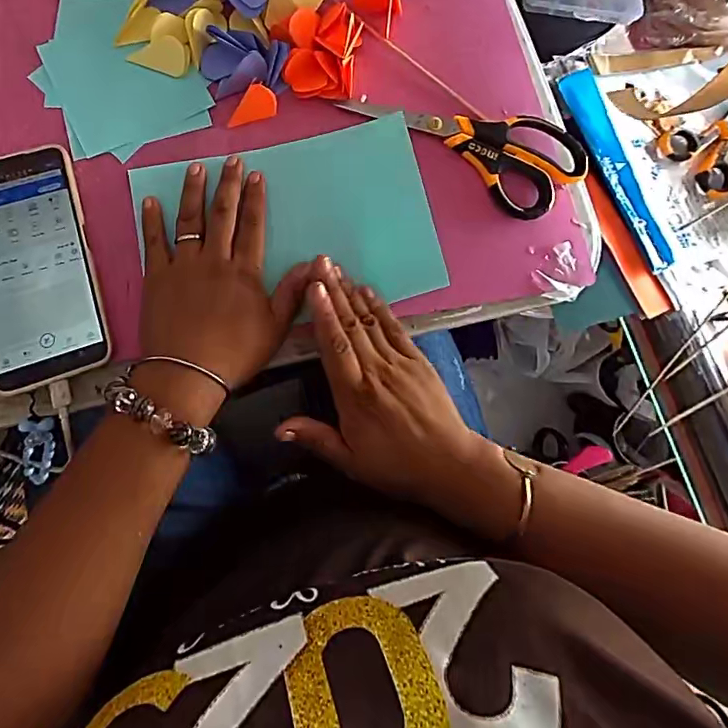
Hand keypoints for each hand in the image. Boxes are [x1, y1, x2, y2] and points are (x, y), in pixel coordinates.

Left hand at [139, 158, 312, 416]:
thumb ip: (293, 292)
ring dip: (193, 192)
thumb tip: (317, 263)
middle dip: (228, 185)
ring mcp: (183, 266)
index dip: (255, 199)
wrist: (186, 374)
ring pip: (189, 221)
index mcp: (244, 272)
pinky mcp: (156, 277)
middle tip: (231, 161)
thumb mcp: (275, 327)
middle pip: (222, 215)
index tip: (255, 176)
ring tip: (195, 169)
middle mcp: (214, 261)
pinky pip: (154, 242)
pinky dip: (152, 221)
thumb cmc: (235, 354)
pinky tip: (150, 201)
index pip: (252, 226)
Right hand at [275, 262, 516, 535]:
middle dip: (334, 291)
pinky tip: (369, 292)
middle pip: (350, 325)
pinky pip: (395, 329)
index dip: (322, 314)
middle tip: (322, 262)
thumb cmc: (396, 466)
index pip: (334, 346)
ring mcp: (399, 362)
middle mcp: (375, 371)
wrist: (449, 463)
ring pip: (370, 322)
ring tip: (338, 270)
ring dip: (353, 294)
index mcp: (354, 395)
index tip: (313, 287)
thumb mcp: (351, 462)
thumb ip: (316, 438)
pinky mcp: (418, 360)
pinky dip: (380, 308)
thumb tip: (278, 428)